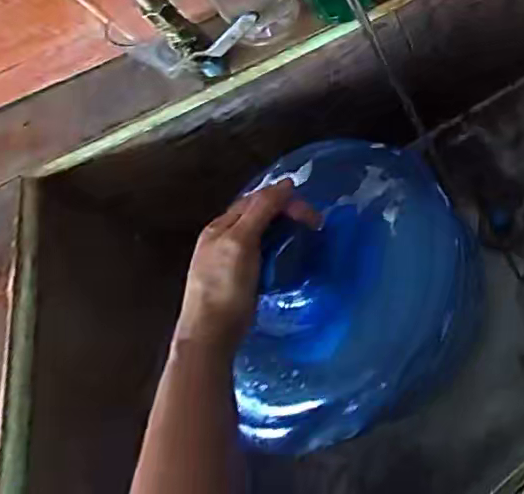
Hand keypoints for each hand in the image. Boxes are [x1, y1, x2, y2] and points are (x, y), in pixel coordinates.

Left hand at [175, 179, 321, 348]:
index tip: (310, 215)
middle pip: (261, 212)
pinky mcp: (241, 276)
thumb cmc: (224, 288)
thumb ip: (262, 210)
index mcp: (221, 226)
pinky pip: (264, 249)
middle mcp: (224, 237)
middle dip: (288, 212)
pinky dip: (279, 244)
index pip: (258, 199)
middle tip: (314, 225)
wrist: (210, 339)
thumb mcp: (241, 242)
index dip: (285, 200)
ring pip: (264, 230)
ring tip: (305, 235)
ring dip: (285, 227)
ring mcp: (231, 258)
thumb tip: (286, 183)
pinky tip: (288, 253)